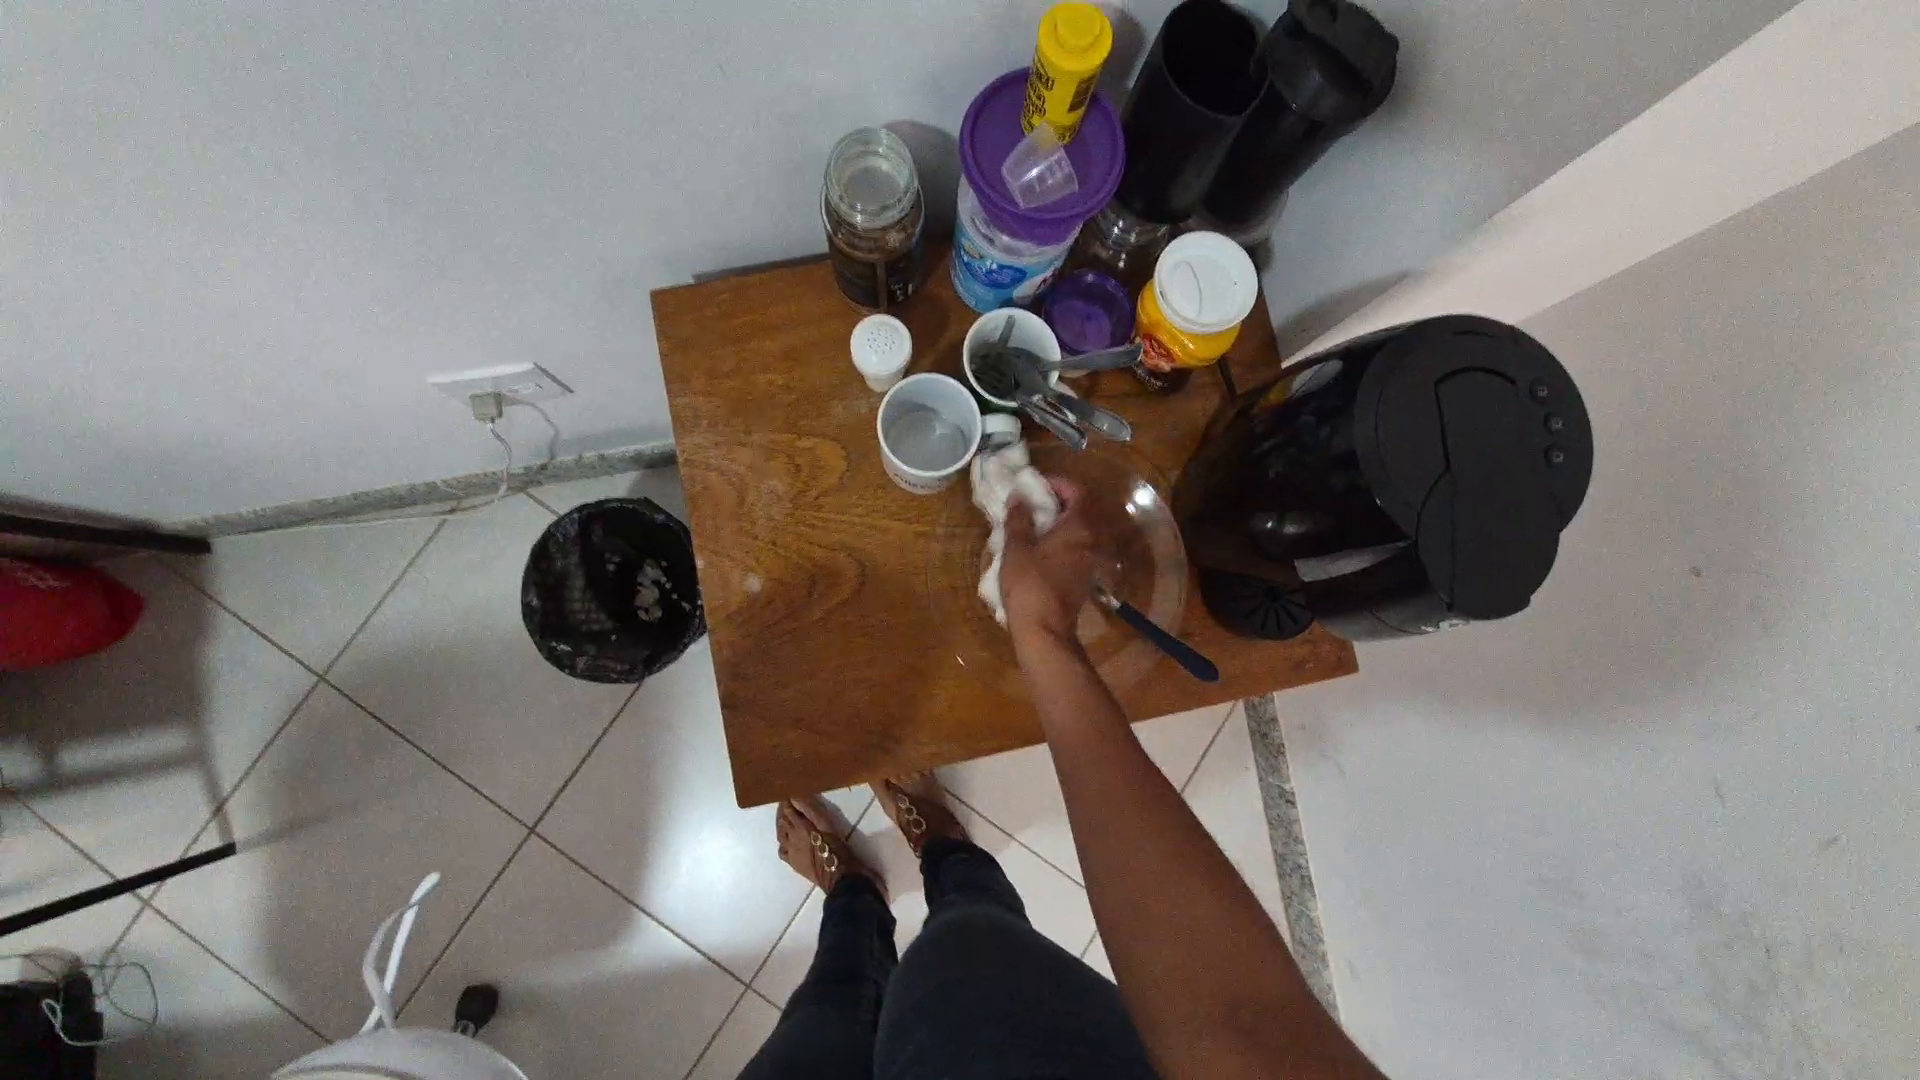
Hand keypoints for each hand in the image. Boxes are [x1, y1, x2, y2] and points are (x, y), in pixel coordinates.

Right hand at [1000, 478, 1096, 642]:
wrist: (1045, 630)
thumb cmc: (1030, 585)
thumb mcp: (1017, 548)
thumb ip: (1019, 519)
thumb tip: (1019, 497)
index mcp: (1080, 526)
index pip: (1078, 491)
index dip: (1058, 483)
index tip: (1036, 485)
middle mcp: (1094, 539)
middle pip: (1083, 510)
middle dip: (1059, 502)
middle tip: (1033, 502)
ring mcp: (1094, 560)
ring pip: (1082, 530)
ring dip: (1061, 522)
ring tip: (1034, 524)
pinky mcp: (1087, 576)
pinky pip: (1080, 547)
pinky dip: (1064, 540)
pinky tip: (1042, 547)